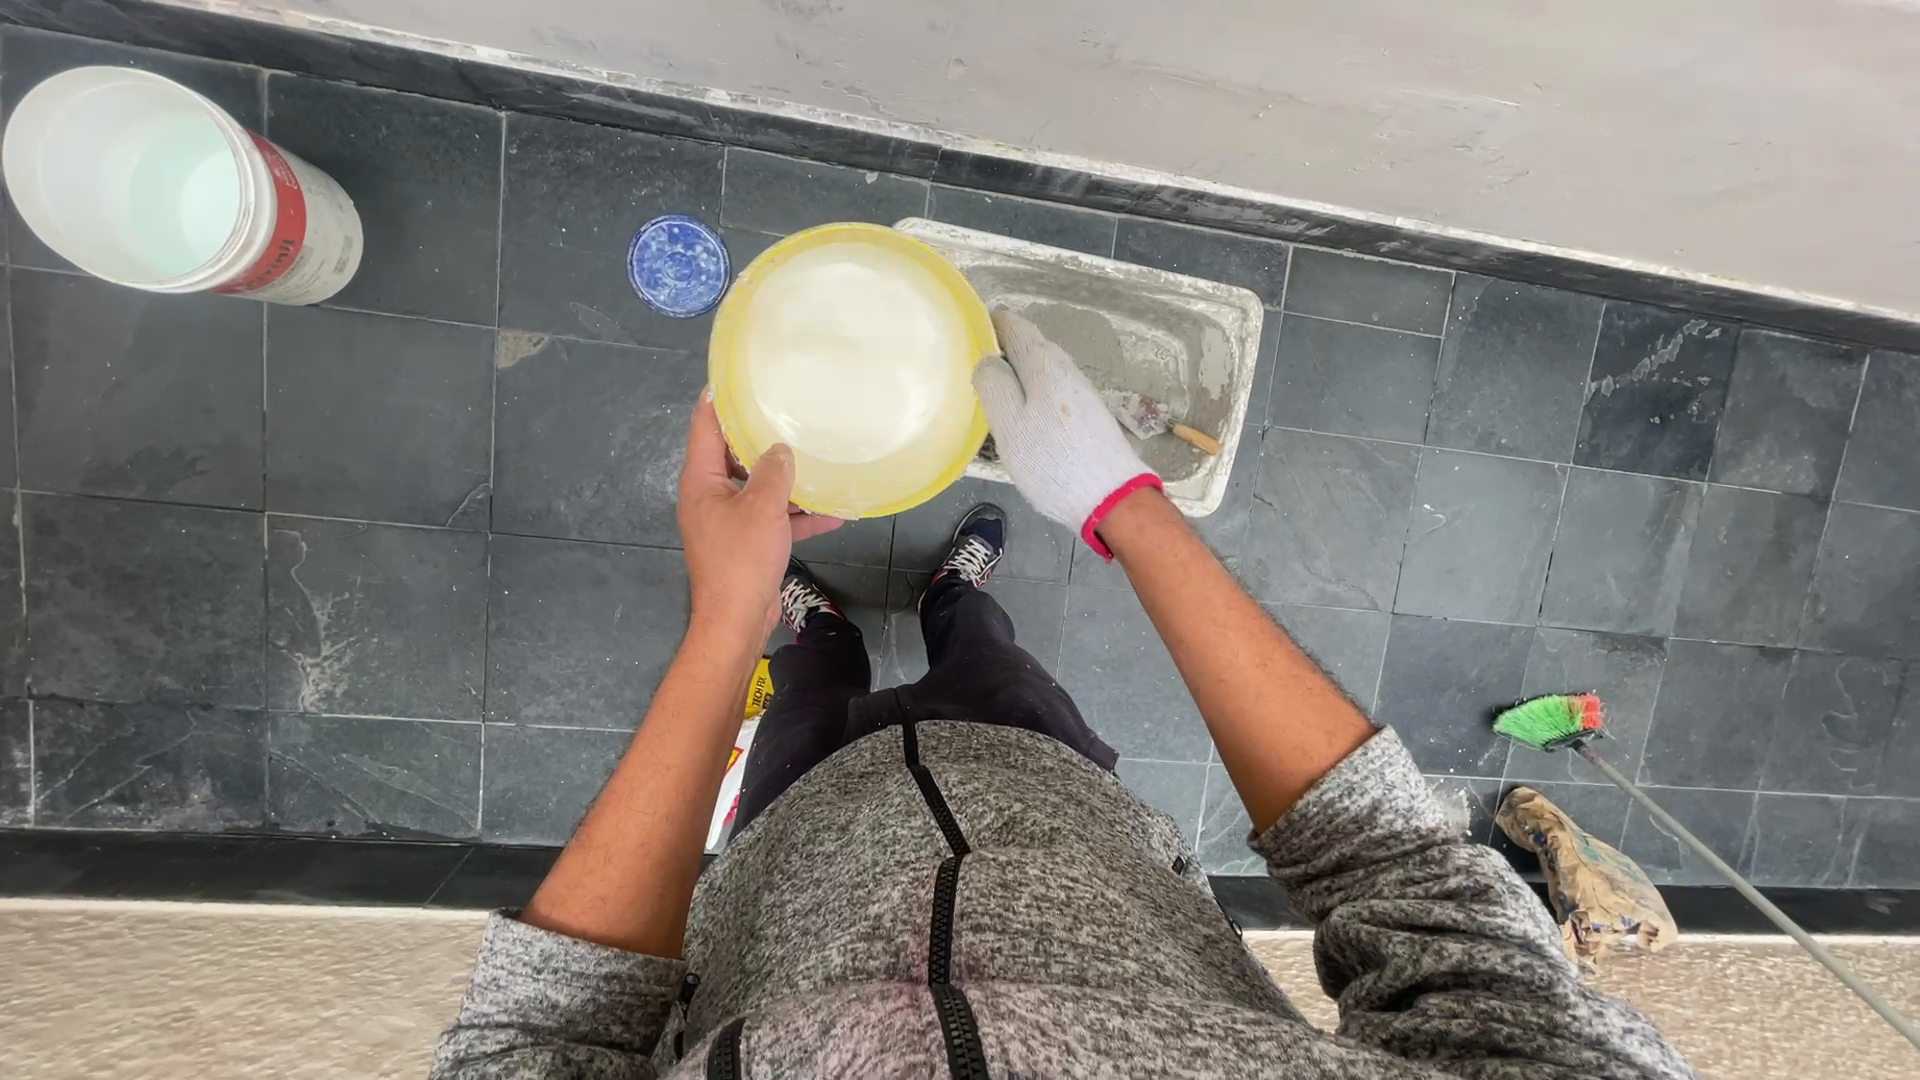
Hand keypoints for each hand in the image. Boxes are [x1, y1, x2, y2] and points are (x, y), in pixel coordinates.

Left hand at [678, 389, 840, 638]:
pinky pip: (774, 519)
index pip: (706, 426)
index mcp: (702, 480)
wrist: (738, 619)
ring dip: (788, 480)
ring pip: (759, 488)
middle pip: (736, 456)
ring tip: (819, 458)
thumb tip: (780, 449)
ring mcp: (730, 521)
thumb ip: (774, 472)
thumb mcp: (762, 507)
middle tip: (792, 411)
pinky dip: (798, 516)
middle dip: (764, 438)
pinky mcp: (749, 543)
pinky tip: (835, 512)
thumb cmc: (742, 558)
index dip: (720, 399)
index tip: (740, 376)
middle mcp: (711, 495)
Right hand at [972, 310, 1159, 558]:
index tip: (970, 333)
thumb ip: (994, 387)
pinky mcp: (1090, 417)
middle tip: (976, 366)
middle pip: (1032, 347)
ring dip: (1020, 374)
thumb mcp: (1009, 426)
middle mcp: (1068, 371)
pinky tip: (1026, 416)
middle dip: (1005, 350)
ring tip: (996, 391)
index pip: (1016, 327)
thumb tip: (986, 360)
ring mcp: (1083, 394)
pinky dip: (1035, 393)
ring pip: (1045, 371)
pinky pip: (1054, 392)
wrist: (1111, 498)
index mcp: (1045, 365)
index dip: (991, 324)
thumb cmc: (1052, 462)